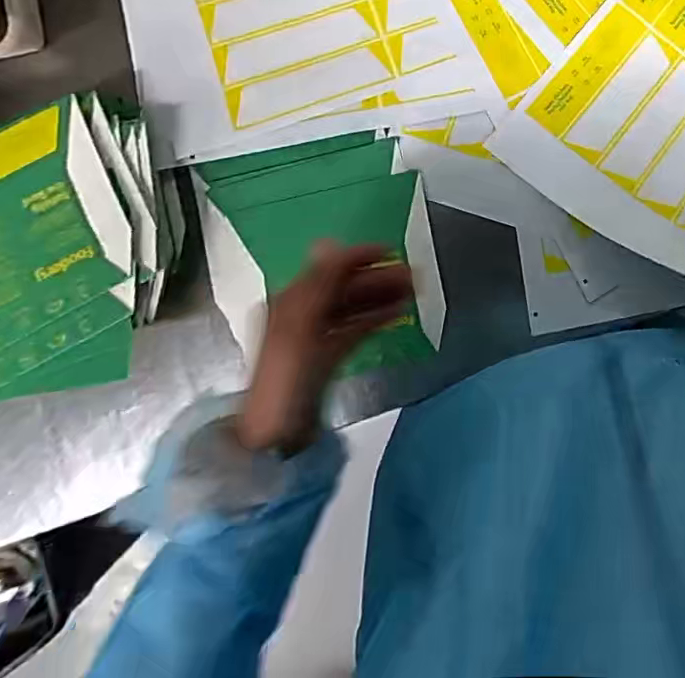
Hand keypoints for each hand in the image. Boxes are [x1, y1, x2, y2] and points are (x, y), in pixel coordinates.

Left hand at [236, 241, 414, 452]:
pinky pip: (353, 329)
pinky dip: (373, 319)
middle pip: (342, 287)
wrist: (273, 440)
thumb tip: (329, 244)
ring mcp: (313, 336)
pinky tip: (395, 314)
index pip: (327, 269)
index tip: (390, 251)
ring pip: (351, 307)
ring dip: (380, 296)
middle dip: (376, 278)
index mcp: (290, 303)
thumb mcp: (298, 330)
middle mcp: (301, 313)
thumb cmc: (284, 384)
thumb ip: (317, 288)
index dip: (358, 256)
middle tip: (411, 275)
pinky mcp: (325, 358)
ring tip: (411, 292)